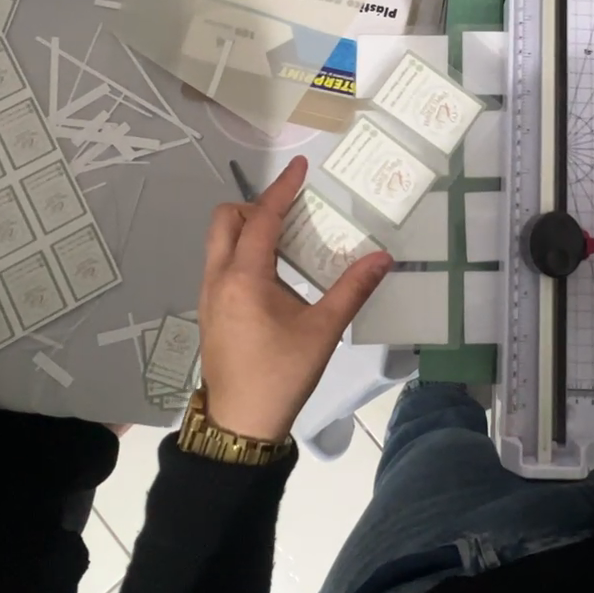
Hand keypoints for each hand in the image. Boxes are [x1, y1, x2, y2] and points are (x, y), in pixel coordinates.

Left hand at [198, 156, 393, 439]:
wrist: (239, 426)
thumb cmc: (280, 374)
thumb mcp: (323, 331)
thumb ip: (352, 289)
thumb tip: (383, 257)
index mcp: (245, 278)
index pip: (261, 217)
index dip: (282, 188)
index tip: (301, 166)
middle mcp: (219, 278)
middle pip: (226, 220)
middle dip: (256, 206)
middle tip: (291, 215)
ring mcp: (210, 295)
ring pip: (219, 242)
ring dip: (248, 228)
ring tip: (288, 240)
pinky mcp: (212, 310)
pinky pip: (222, 262)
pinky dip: (244, 251)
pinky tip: (275, 274)